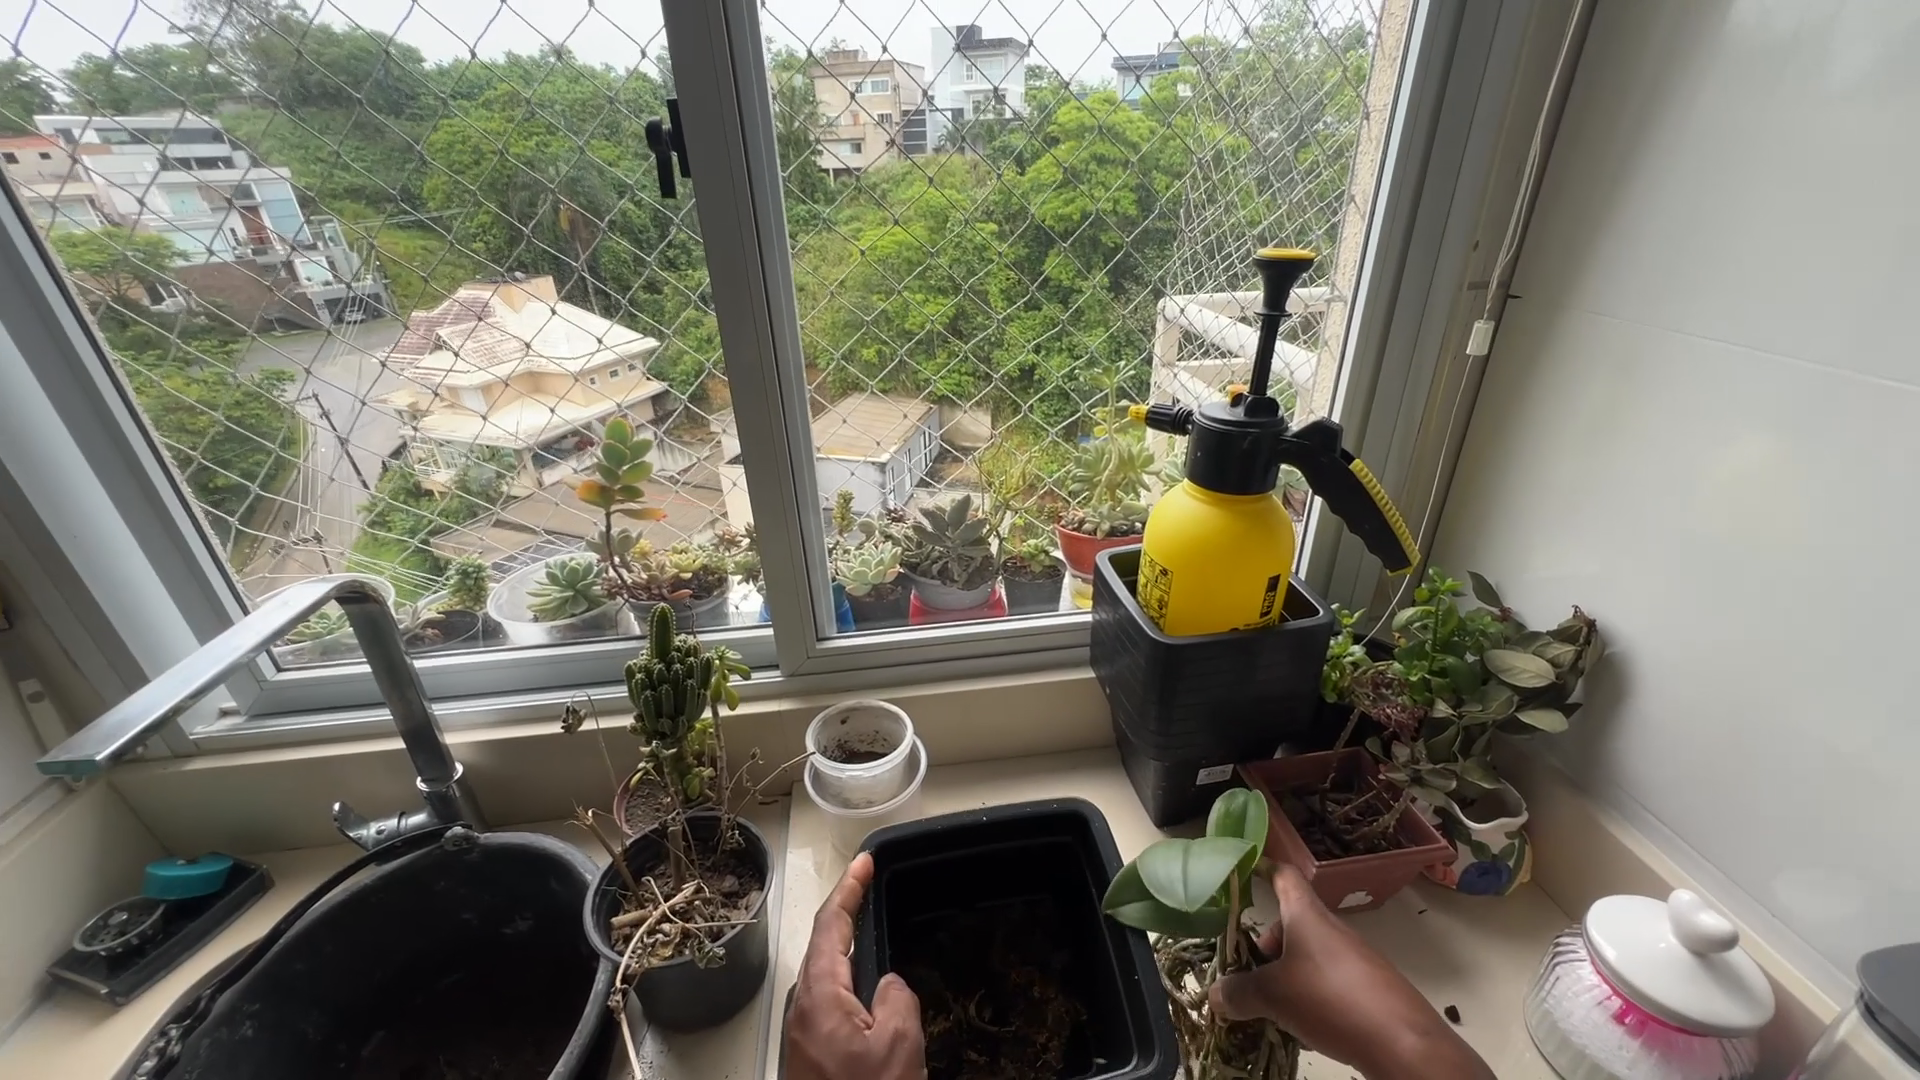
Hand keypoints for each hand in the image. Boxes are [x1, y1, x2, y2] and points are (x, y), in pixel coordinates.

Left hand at [786, 852, 926, 1079]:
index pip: (831, 922)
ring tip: (869, 924)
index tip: (866, 859)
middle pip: (823, 943)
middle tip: (869, 884)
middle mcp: (803, 1007)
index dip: (850, 887)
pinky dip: (850, 977)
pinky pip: (832, 1000)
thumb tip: (884, 987)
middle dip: (845, 910)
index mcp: (819, 993)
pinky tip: (869, 987)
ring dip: (847, 945)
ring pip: (827, 973)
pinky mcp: (812, 1056)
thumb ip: (896, 996)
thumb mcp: (898, 1042)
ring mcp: (804, 1034)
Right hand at [1209, 865, 1493, 1079]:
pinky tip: (1308, 1023)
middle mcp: (1332, 929)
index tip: (1244, 873)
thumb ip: (1239, 992)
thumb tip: (1215, 995)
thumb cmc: (1332, 999)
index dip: (1263, 869)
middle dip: (1269, 945)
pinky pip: (1332, 980)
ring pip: (1311, 954)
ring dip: (1289, 972)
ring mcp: (1356, 959)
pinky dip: (1313, 994)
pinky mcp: (1372, 989)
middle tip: (1252, 973)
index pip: (1284, 875)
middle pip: (1293, 922)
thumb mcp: (1273, 996)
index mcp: (1306, 914)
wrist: (1408, 1047)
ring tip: (1276, 1004)